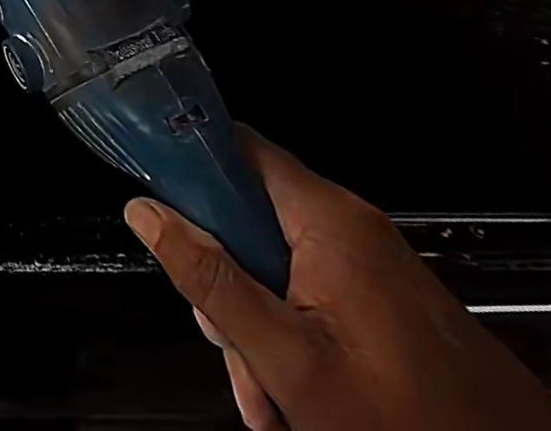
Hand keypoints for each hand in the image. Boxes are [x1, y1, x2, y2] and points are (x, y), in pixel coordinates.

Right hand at [124, 129, 550, 430]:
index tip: (156, 195)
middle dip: (219, 272)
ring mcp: (368, 262)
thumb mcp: (289, 357)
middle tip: (219, 330)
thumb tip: (142, 209)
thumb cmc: (408, 422)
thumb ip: (210, 277)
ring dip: (250, 315)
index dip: (188, 160)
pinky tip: (289, 387)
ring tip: (262, 386)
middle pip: (245, 213)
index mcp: (329, 220)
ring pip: (269, 259)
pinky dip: (286, 330)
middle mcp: (350, 227)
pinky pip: (304, 288)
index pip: (237, 146)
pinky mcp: (380, 296)